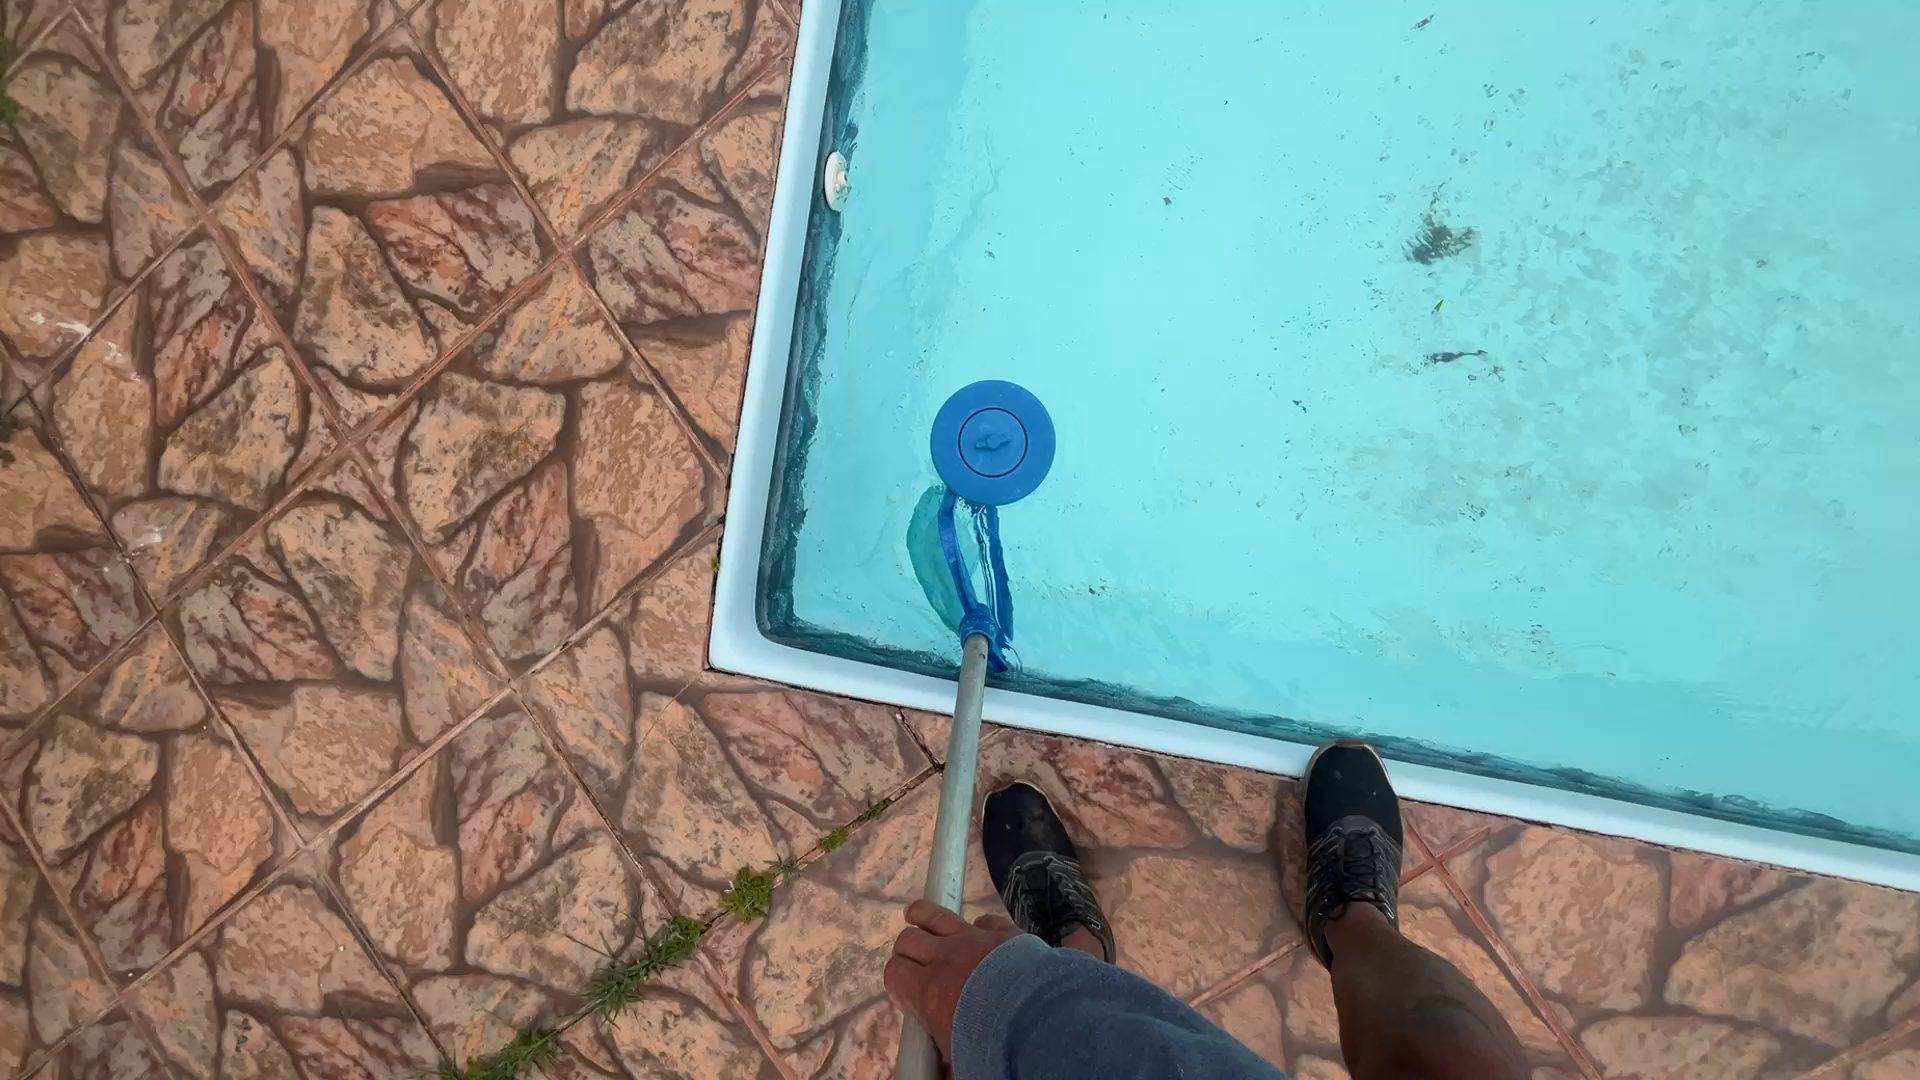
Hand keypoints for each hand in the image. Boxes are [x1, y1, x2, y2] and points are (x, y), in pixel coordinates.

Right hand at [884, 900, 1023, 1059]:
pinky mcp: (1003, 930)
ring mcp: (974, 938)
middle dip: (907, 949)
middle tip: (912, 959)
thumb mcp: (962, 1067)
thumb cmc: (996, 1050)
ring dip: (923, 915)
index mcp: (929, 992)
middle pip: (909, 938)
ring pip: (936, 914)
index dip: (897, 981)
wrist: (1042, 1022)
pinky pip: (982, 920)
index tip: (906, 992)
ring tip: (915, 914)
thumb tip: (943, 1073)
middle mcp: (945, 957)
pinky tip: (980, 933)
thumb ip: (945, 1065)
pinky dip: (979, 927)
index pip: (894, 973)